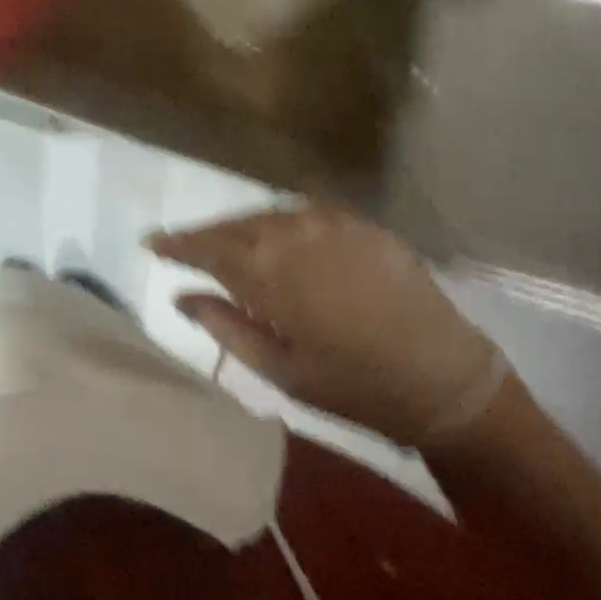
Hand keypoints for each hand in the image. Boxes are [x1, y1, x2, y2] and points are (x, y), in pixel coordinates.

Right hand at [150, 207, 507, 446]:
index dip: (174, 244)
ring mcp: (333, 225)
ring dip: (241, 227)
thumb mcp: (279, 369)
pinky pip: (307, 213)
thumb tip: (182, 295)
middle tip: (185, 247)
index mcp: (267, 271)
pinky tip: (280, 237)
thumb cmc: (355, 386)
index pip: (204, 247)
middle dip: (205, 235)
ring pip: (268, 215)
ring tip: (229, 244)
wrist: (451, 384)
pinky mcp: (364, 227)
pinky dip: (282, 222)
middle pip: (233, 226)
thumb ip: (225, 326)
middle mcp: (293, 235)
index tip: (149, 242)